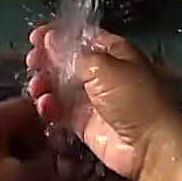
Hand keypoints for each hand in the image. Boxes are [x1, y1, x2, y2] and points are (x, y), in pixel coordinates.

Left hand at [0, 97, 60, 180]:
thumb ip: (47, 170)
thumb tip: (71, 167)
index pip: (31, 106)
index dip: (51, 123)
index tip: (64, 146)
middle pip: (20, 125)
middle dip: (38, 146)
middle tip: (52, 168)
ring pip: (8, 145)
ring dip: (24, 162)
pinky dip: (8, 172)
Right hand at [26, 25, 181, 180]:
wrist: (150, 146)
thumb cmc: (133, 97)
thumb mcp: (104, 68)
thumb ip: (73, 55)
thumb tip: (50, 38)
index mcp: (113, 52)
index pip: (81, 36)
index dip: (58, 34)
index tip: (36, 36)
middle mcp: (102, 72)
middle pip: (68, 60)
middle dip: (47, 59)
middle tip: (31, 61)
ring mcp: (92, 99)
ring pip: (60, 86)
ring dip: (45, 83)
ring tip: (36, 86)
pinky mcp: (84, 123)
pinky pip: (61, 111)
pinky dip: (50, 107)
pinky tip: (44, 106)